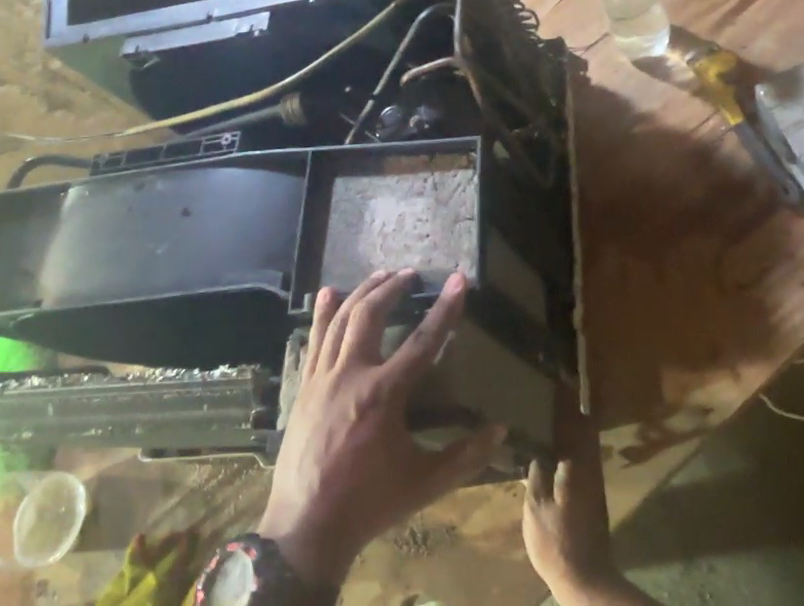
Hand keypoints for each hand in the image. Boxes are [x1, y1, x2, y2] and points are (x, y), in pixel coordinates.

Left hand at [258, 269, 504, 586]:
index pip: (422, 341)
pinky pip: (314, 341)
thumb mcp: (425, 483)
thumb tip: (500, 430)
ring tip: (381, 275)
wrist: (305, 528)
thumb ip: (464, 455)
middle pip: (370, 316)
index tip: (459, 280)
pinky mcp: (304, 389)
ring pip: (340, 321)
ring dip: (362, 293)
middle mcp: (350, 376)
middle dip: (392, 288)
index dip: (445, 309)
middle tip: (411, 274)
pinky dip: (323, 314)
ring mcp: (322, 380)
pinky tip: (328, 294)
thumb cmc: (369, 503)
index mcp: (383, 396)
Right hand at [523, 398, 638, 602]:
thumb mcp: (536, 508)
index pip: (570, 421)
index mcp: (575, 465)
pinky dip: (574, 440)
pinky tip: (559, 442)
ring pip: (586, 439)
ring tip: (556, 405)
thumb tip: (533, 446)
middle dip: (572, 404)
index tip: (558, 375)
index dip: (564, 398)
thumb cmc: (556, 542)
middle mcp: (589, 466)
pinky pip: (584, 454)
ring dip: (574, 420)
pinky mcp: (592, 493)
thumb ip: (535, 474)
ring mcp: (593, 480)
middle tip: (557, 385)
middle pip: (583, 426)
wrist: (585, 576)